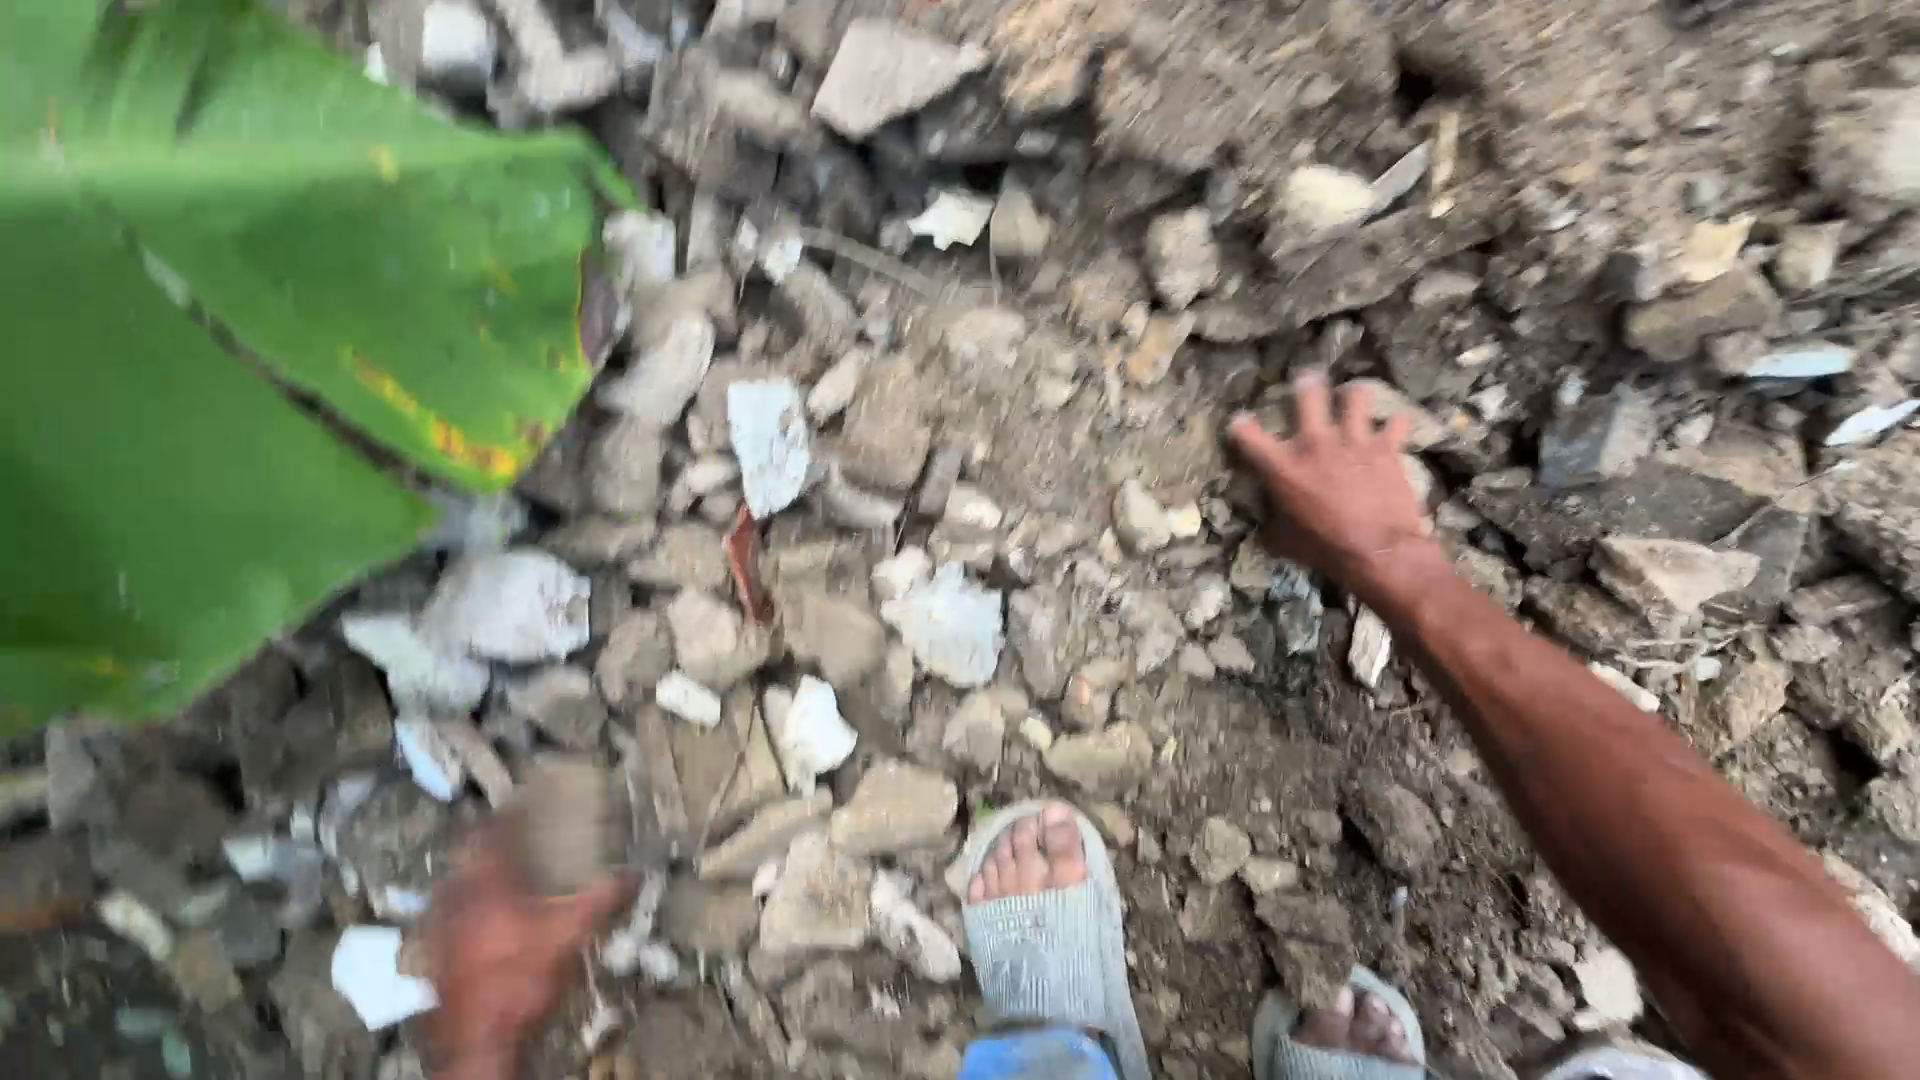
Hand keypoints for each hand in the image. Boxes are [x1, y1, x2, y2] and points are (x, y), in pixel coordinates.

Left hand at [425, 826, 630, 1076]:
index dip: (497, 818)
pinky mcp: (433, 965)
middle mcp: (457, 905)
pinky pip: (441, 926)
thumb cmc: (523, 978)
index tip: (509, 805)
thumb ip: (602, 897)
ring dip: (464, 882)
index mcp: (488, 888)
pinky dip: (456, 915)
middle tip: (498, 841)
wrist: (481, 1042)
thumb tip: (634, 872)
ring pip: (447, 895)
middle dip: (478, 850)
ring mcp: (439, 937)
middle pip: (461, 864)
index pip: (486, 838)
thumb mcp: (572, 931)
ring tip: (484, 879)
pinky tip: (472, 928)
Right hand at [1226, 370, 1443, 605]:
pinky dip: (1395, 425)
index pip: (1246, 434)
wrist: (1377, 552)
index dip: (1240, 425)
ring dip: (1353, 395)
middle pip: (1307, 394)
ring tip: (1352, 397)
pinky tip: (1393, 428)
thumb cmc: (1324, 549)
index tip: (1241, 423)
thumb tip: (1264, 525)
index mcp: (1282, 467)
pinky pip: (1396, 422)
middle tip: (1307, 383)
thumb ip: (1271, 523)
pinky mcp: (1387, 448)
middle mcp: (1314, 444)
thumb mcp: (1283, 540)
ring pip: (1355, 395)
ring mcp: (1353, 441)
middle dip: (1306, 384)